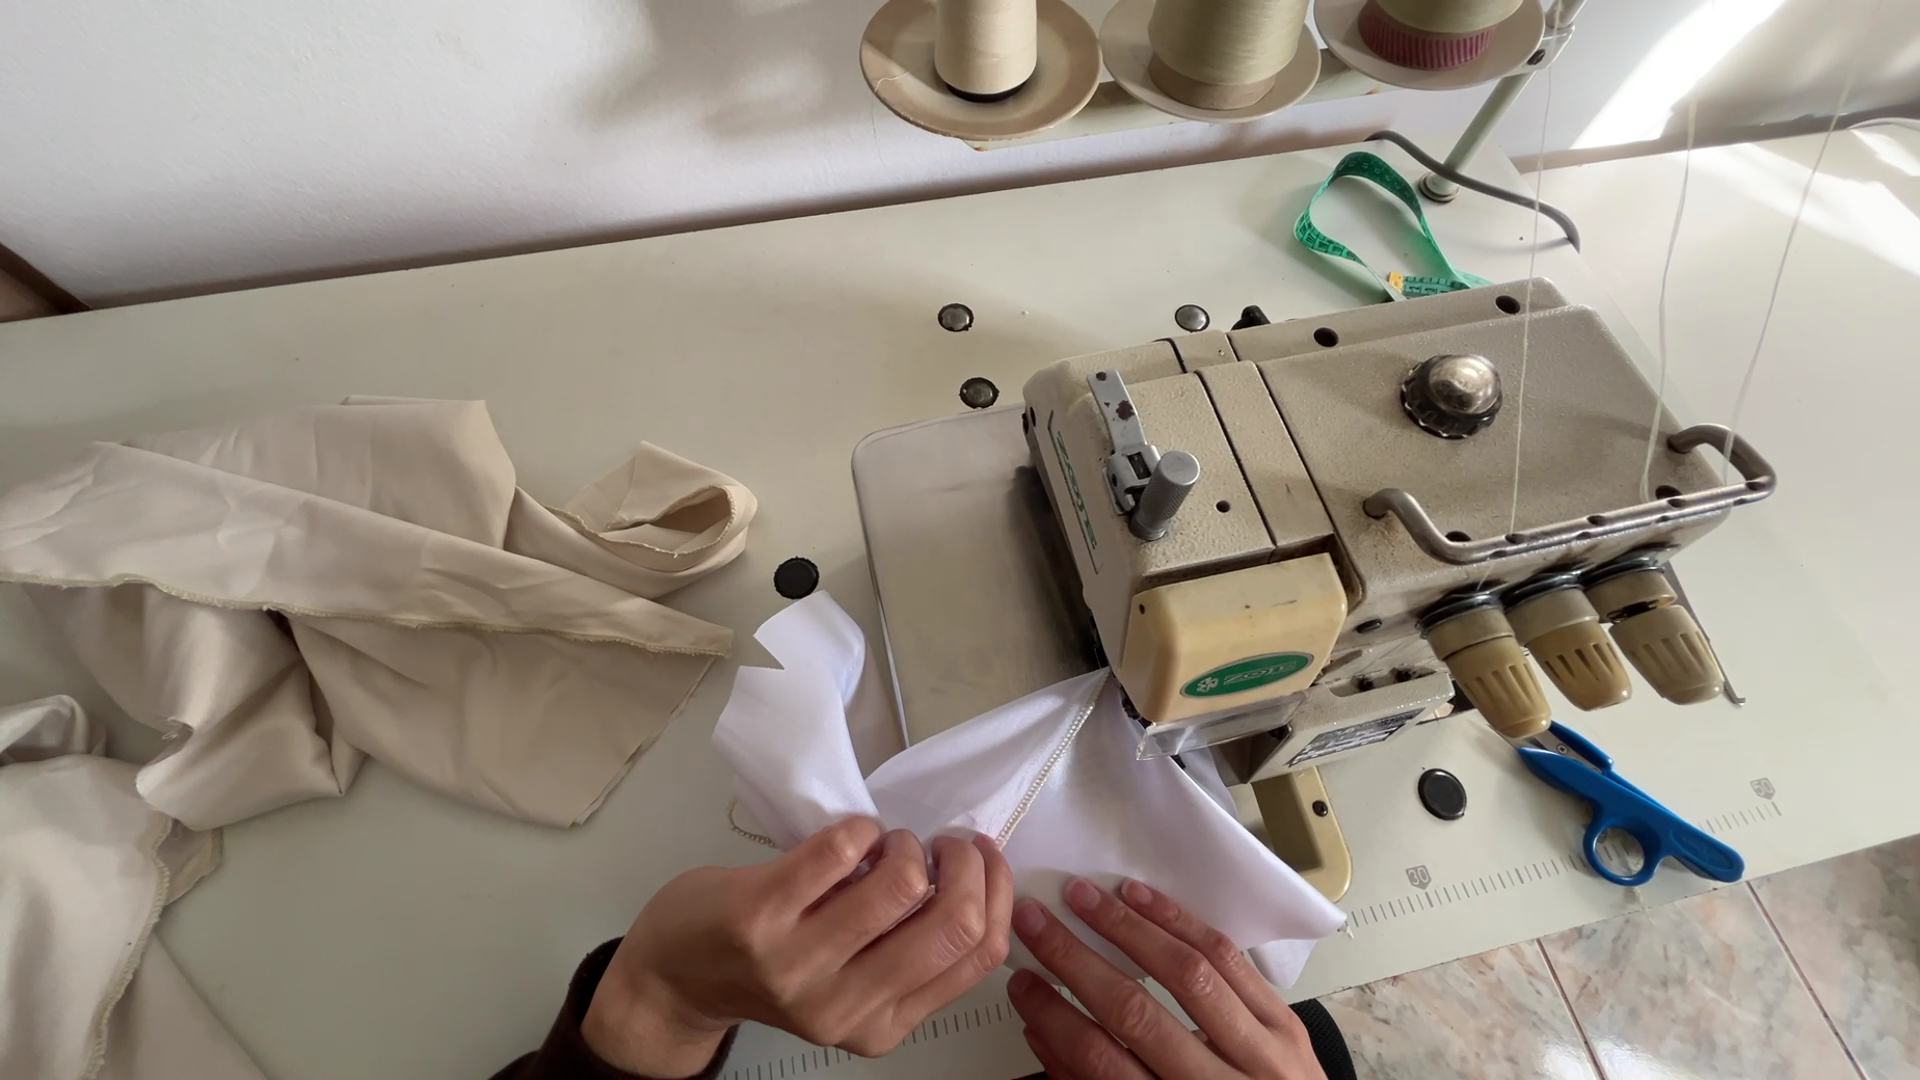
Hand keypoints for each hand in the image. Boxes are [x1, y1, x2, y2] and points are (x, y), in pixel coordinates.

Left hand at [582, 817, 1012, 1075]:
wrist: (679, 975)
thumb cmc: (775, 963)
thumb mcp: (854, 979)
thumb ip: (908, 948)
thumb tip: (978, 878)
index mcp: (884, 1021)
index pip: (978, 954)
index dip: (998, 891)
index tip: (984, 856)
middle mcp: (847, 1005)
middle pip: (953, 921)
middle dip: (964, 860)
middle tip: (945, 843)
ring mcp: (801, 963)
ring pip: (900, 883)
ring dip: (904, 843)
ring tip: (885, 843)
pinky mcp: (762, 915)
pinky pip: (840, 850)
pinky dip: (858, 827)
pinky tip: (849, 835)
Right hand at [1009, 878, 1327, 1079]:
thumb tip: (1042, 1027)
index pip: (1103, 1065)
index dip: (1055, 1018)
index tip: (1021, 981)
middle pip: (1137, 1013)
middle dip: (1074, 959)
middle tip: (1035, 921)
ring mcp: (1266, 1057)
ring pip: (1187, 973)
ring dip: (1125, 927)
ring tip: (1082, 896)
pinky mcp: (1288, 1024)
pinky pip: (1228, 958)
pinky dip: (1178, 921)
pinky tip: (1139, 897)